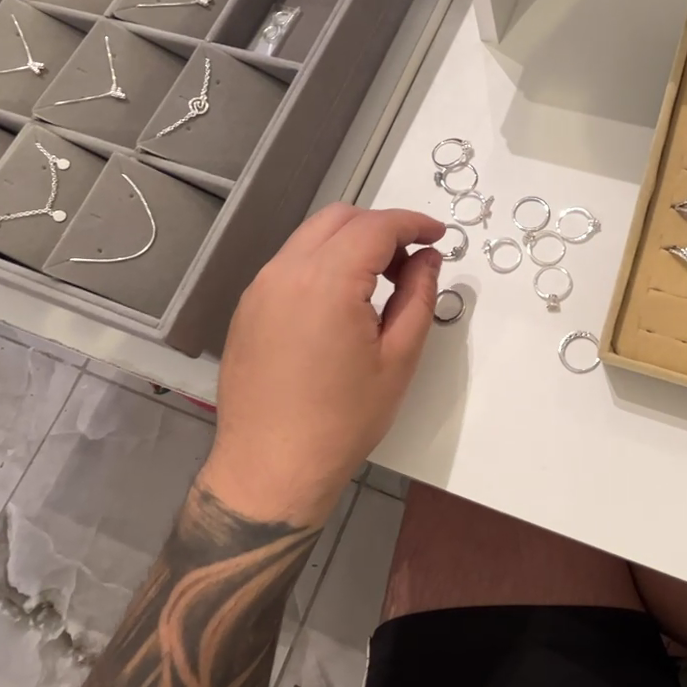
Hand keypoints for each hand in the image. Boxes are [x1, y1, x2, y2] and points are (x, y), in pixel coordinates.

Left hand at [201, 204, 443, 525]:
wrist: (270, 468)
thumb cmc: (343, 420)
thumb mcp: (398, 358)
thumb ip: (418, 295)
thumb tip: (428, 258)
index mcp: (327, 281)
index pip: (376, 226)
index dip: (413, 223)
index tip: (439, 236)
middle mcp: (286, 271)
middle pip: (340, 218)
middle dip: (381, 227)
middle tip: (411, 263)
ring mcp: (260, 287)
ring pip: (311, 237)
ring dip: (350, 243)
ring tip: (379, 284)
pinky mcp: (248, 307)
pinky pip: (291, 263)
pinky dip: (323, 262)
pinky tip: (341, 302)